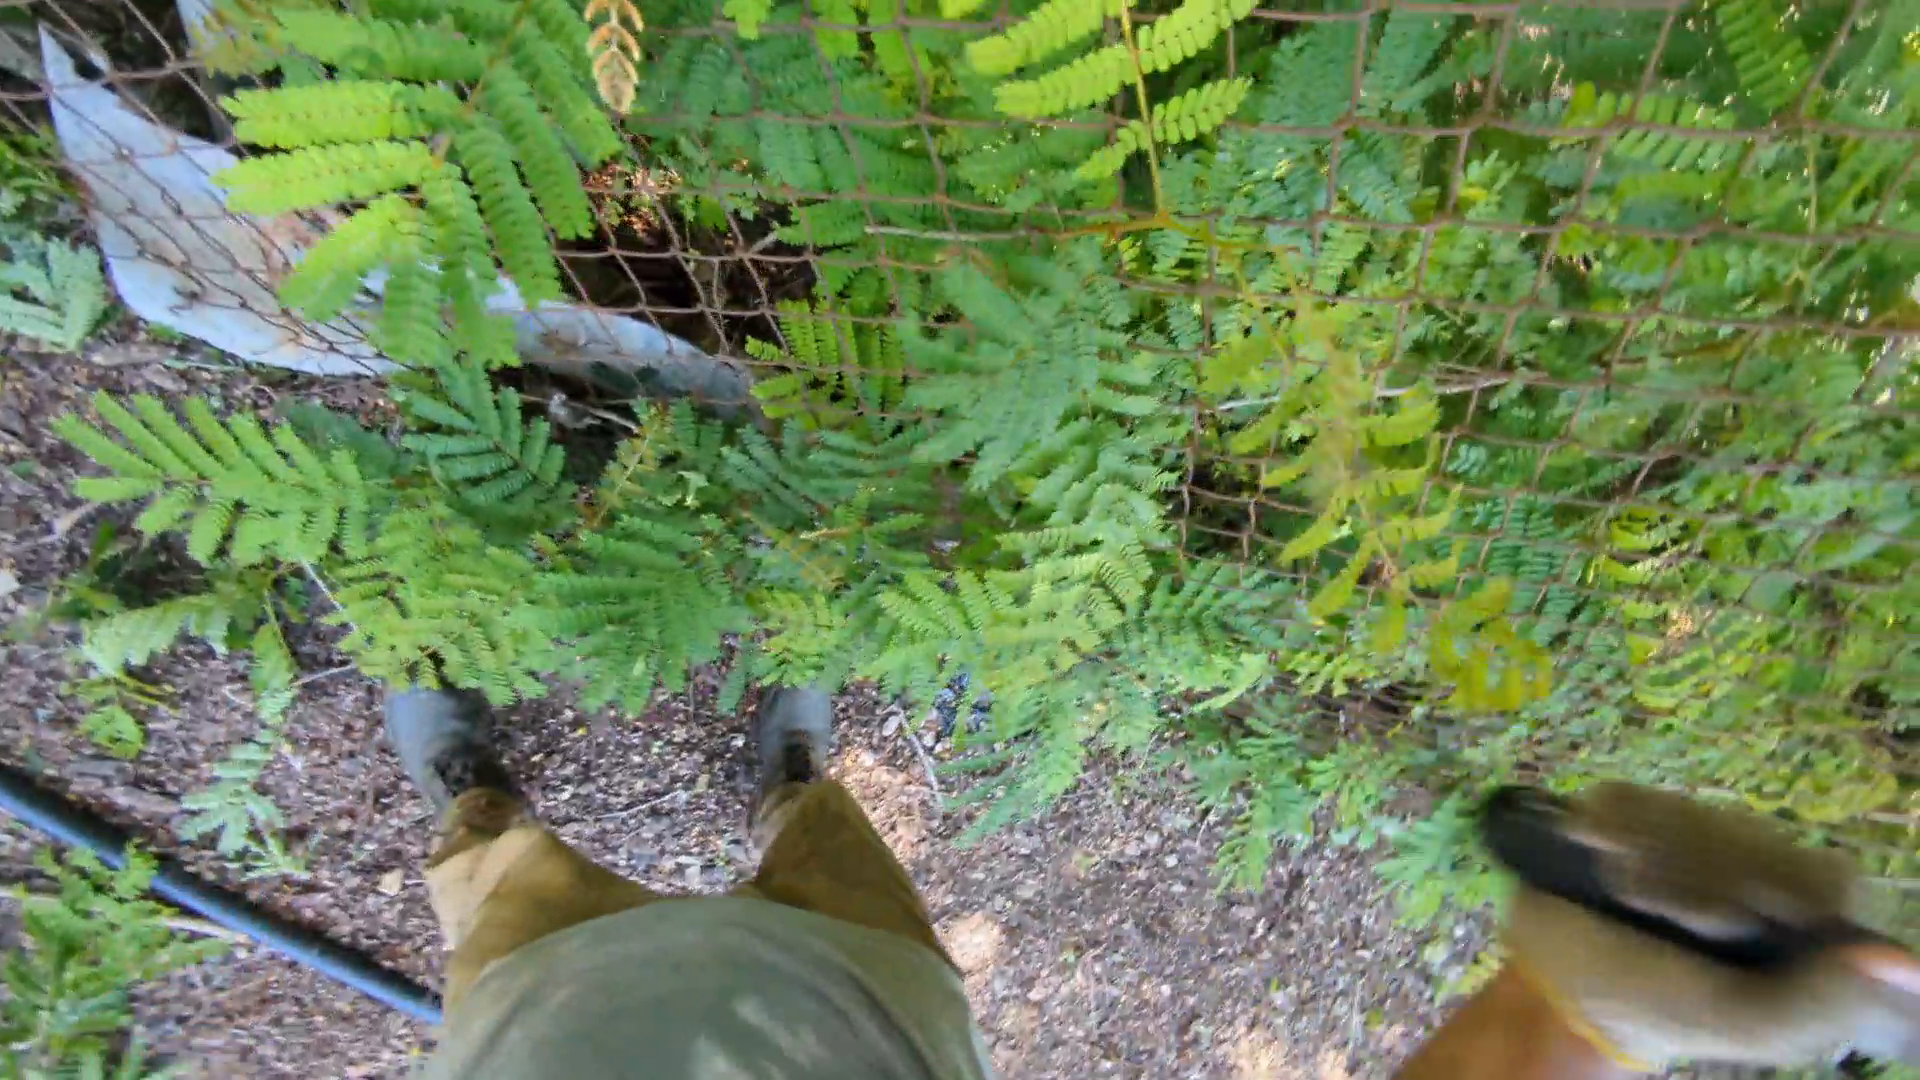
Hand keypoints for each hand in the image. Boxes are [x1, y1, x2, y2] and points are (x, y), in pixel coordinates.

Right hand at [1501, 783, 1919, 1069]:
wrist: (1555, 979)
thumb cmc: (1658, 1008)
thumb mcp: (1746, 1022)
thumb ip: (1824, 1001)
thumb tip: (1896, 959)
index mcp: (1805, 929)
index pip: (1823, 872)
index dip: (1777, 883)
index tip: (1727, 920)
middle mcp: (1752, 876)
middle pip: (1749, 836)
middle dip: (1694, 873)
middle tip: (1658, 912)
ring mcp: (1683, 841)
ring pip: (1685, 810)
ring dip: (1643, 848)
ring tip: (1618, 888)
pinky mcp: (1624, 819)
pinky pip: (1627, 794)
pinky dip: (1605, 816)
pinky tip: (1589, 842)